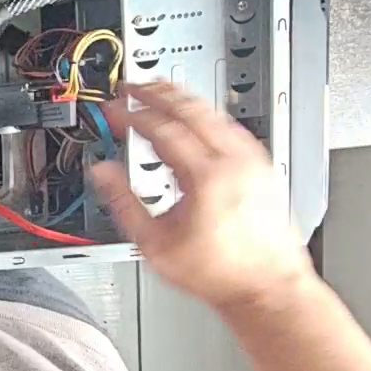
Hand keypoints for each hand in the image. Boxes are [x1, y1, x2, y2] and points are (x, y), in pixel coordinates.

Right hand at [91, 82, 314, 311]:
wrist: (268, 285)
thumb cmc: (219, 272)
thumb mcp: (154, 242)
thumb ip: (123, 202)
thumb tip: (102, 172)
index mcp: (205, 177)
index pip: (161, 129)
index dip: (131, 114)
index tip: (112, 108)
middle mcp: (234, 162)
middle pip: (192, 109)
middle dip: (157, 92)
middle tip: (132, 85)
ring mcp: (253, 162)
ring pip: (215, 114)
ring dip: (184, 98)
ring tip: (160, 91)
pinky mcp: (264, 168)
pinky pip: (232, 127)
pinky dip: (207, 115)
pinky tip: (196, 117)